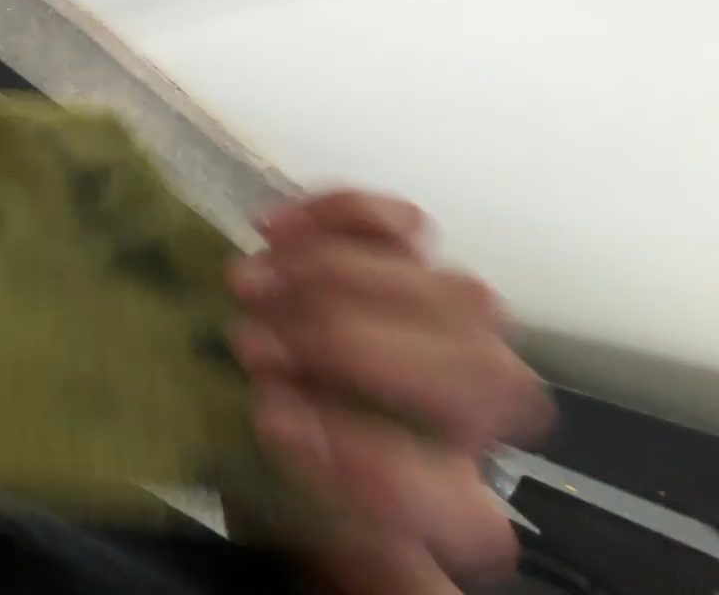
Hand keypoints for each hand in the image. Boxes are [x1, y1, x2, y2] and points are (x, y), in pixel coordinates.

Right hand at [227, 191, 554, 582]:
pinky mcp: (401, 271)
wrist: (290, 418)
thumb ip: (293, 495)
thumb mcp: (281, 514)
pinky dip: (345, 216)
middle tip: (250, 336)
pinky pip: (406, 228)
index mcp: (445, 509)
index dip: (367, 457)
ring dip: (339, 276)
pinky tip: (272, 226)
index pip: (456, 504)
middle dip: (353, 344)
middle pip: (480, 376)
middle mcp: (468, 422)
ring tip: (249, 280)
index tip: (268, 419)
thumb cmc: (284, 479)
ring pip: (453, 293)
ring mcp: (445, 335)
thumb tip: (274, 420)